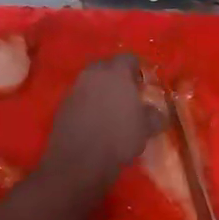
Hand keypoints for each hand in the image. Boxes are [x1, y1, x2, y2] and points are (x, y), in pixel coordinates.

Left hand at [40, 54, 164, 178]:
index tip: (143, 85)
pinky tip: (95, 121)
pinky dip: (88, 103)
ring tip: (111, 109)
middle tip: (128, 95)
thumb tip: (156, 112)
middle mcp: (94, 73)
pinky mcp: (62, 105)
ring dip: (101, 90)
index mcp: (116, 72)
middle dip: (117, 77)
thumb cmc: (119, 138)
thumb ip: (154, 114)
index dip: (138, 70)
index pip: (129, 58)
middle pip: (107, 66)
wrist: (79, 161)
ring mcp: (75, 88)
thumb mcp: (147, 128)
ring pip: (91, 81)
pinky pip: (80, 97)